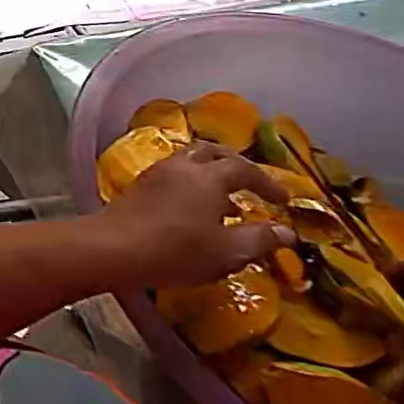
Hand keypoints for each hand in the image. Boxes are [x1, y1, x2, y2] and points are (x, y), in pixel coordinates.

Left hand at [97, 143, 294, 288]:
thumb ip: (260, 239)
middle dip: (236, 164)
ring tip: (229, 201)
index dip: (267, 182)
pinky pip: (173, 173)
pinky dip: (192, 181)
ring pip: (189, 160)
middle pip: (212, 152)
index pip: (243, 168)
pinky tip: (198, 209)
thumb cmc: (178, 250)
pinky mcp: (140, 185)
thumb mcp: (230, 251)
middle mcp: (180, 166)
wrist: (116, 247)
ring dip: (212, 173)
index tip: (283, 200)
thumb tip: (287, 231)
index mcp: (207, 176)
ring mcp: (156, 173)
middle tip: (254, 185)